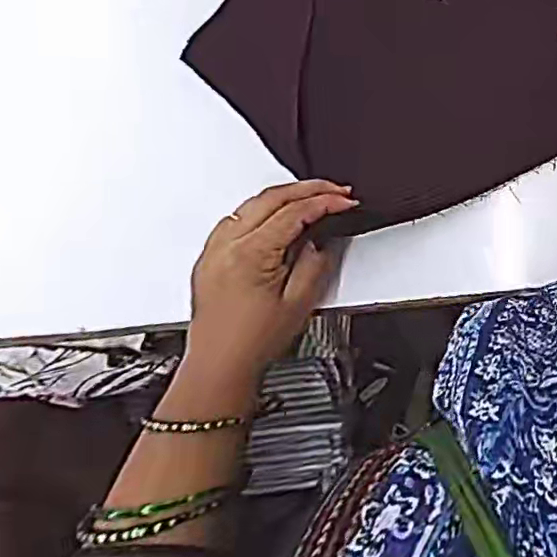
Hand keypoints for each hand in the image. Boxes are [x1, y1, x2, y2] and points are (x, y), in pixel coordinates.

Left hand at [183, 179, 357, 385]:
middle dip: (309, 189)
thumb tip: (322, 238)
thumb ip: (315, 261)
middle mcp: (225, 248)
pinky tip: (278, 213)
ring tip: (313, 197)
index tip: (346, 201)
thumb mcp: (300, 300)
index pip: (293, 212)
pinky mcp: (210, 258)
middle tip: (336, 190)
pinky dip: (263, 208)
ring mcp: (213, 251)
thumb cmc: (253, 342)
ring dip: (285, 195)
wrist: (219, 367)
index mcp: (248, 255)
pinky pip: (236, 218)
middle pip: (270, 198)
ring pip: (251, 204)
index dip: (325, 202)